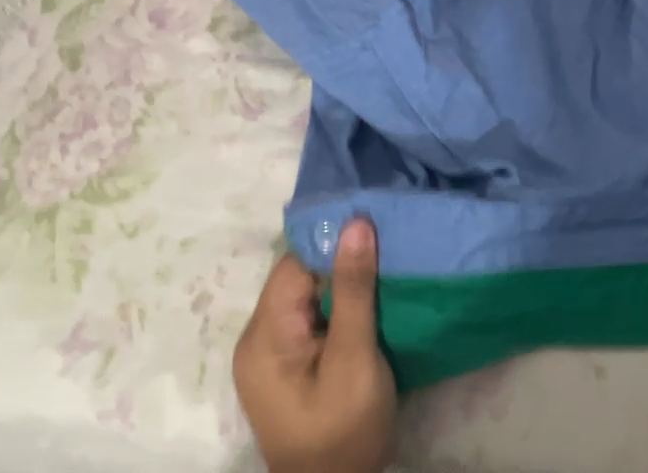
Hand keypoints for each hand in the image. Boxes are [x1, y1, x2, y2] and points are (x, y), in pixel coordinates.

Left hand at [234, 219, 394, 472]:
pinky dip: (340, 304)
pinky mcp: (289, 366)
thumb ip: (355, 289)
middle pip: (299, 277)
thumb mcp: (355, 357)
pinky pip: (312, 317)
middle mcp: (258, 338)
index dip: (333, 240)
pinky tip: (371, 297)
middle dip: (341, 258)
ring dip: (344, 281)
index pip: (295, 263)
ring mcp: (271, 354)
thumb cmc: (344, 428)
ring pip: (308, 295)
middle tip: (389, 238)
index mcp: (265, 335)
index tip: (376, 220)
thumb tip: (356, 223)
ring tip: (386, 260)